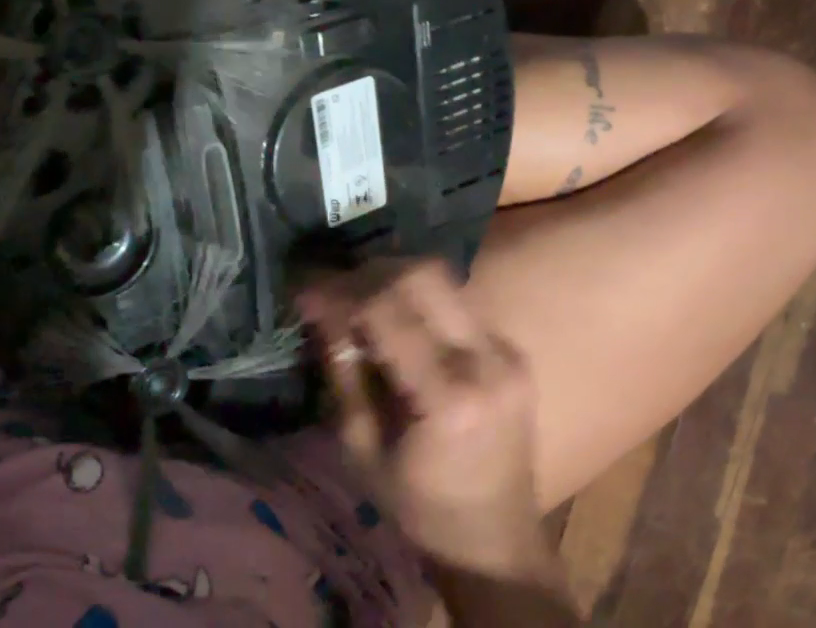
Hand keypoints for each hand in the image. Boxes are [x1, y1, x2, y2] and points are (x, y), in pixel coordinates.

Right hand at [299, 260, 541, 574]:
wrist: (496, 543)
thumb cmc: (419, 508)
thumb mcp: (361, 448)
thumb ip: (343, 373)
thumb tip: (319, 309)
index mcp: (449, 397)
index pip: (386, 310)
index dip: (338, 292)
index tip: (304, 292)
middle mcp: (487, 362)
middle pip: (422, 275)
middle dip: (366, 272)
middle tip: (332, 290)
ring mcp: (507, 353)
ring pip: (442, 278)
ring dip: (392, 277)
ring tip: (357, 298)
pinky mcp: (511, 352)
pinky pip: (457, 301)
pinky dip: (416, 297)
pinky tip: (391, 318)